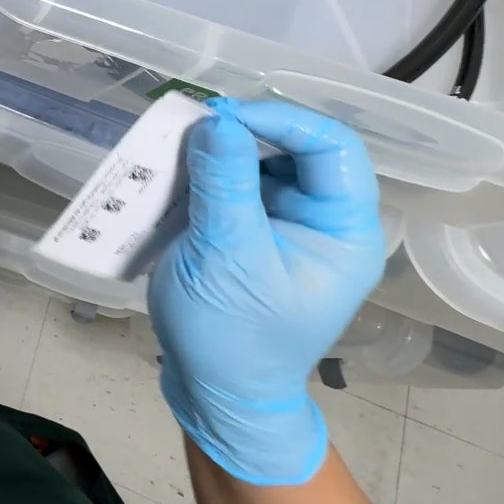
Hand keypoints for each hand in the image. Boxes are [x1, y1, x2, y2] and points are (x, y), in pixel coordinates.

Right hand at [146, 99, 385, 485]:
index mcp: (341, 228)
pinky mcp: (239, 228)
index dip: (280, 120)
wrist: (214, 387)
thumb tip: (215, 119)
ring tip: (166, 144)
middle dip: (239, 132)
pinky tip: (163, 168)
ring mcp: (276, 222)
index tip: (219, 115)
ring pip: (251, 161)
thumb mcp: (227, 255)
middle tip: (185, 125)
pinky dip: (193, 170)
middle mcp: (316, 217)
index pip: (331, 148)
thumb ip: (223, 184)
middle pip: (290, 148)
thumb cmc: (233, 331)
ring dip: (210, 149)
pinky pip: (222, 182)